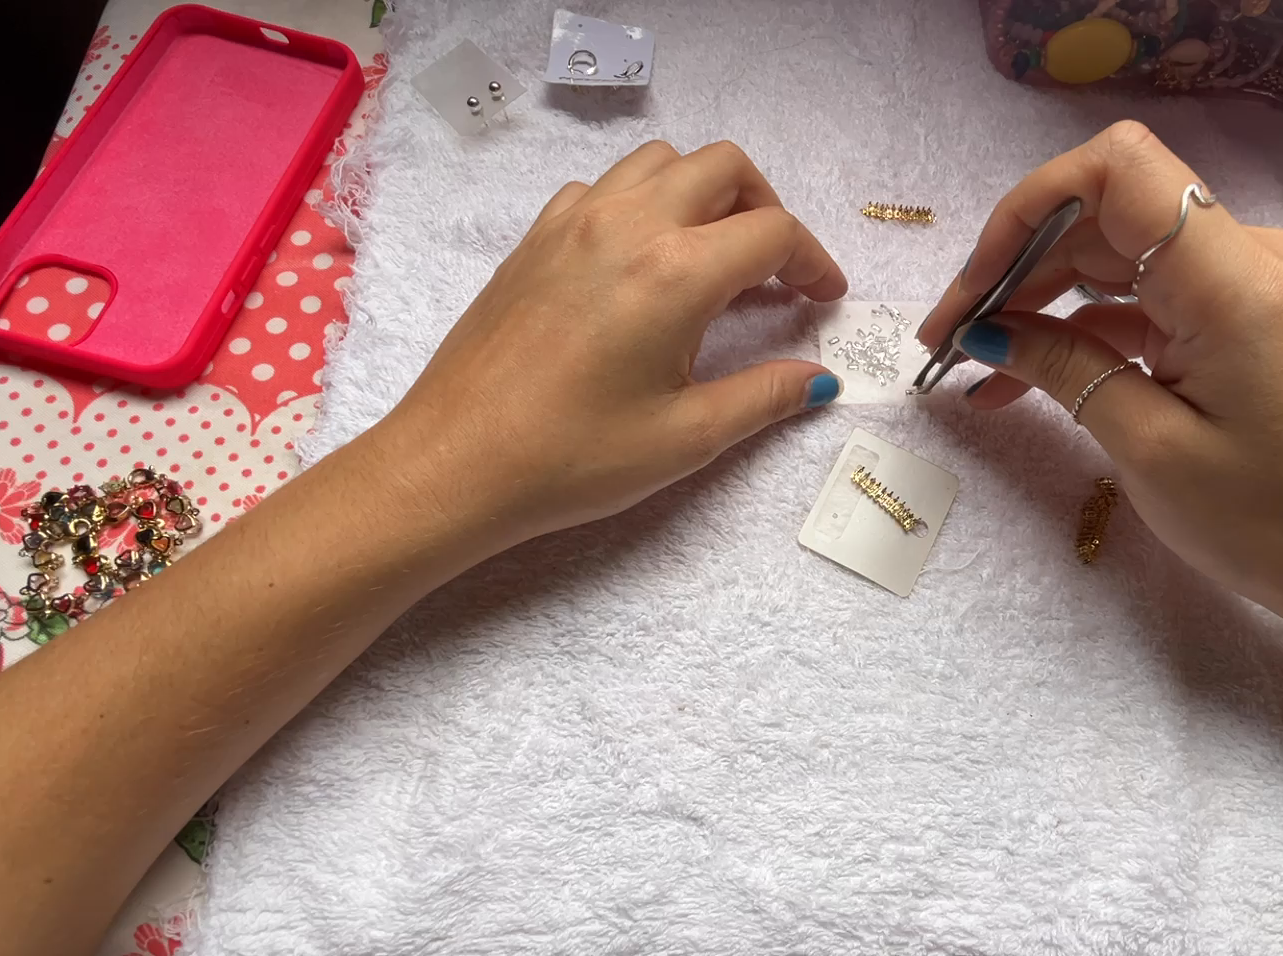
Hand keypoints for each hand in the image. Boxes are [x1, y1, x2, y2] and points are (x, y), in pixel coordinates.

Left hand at [379, 140, 846, 544]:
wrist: (456, 463)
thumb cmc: (574, 460)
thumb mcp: (685, 438)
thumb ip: (765, 397)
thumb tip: (820, 379)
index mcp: (674, 272)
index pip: (772, 233)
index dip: (813, 262)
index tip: (826, 297)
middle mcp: (627, 224)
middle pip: (723, 168)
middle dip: (767, 209)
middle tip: (777, 271)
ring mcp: (572, 221)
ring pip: (661, 164)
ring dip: (706, 195)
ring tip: (715, 258)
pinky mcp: (535, 237)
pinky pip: (606, 188)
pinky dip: (645, 204)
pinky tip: (642, 262)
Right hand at [919, 122, 1282, 621]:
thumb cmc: (1256, 519)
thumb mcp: (1144, 445)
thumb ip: (1064, 368)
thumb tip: (982, 332)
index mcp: (1238, 281)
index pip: (1120, 173)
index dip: (1030, 206)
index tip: (974, 284)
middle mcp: (1251, 254)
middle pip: (1104, 217)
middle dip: (1014, 268)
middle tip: (946, 339)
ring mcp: (1244, 278)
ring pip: (1112, 256)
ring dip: (1035, 301)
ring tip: (970, 361)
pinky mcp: (1232, 309)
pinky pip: (1137, 298)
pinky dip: (1074, 328)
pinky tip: (1020, 375)